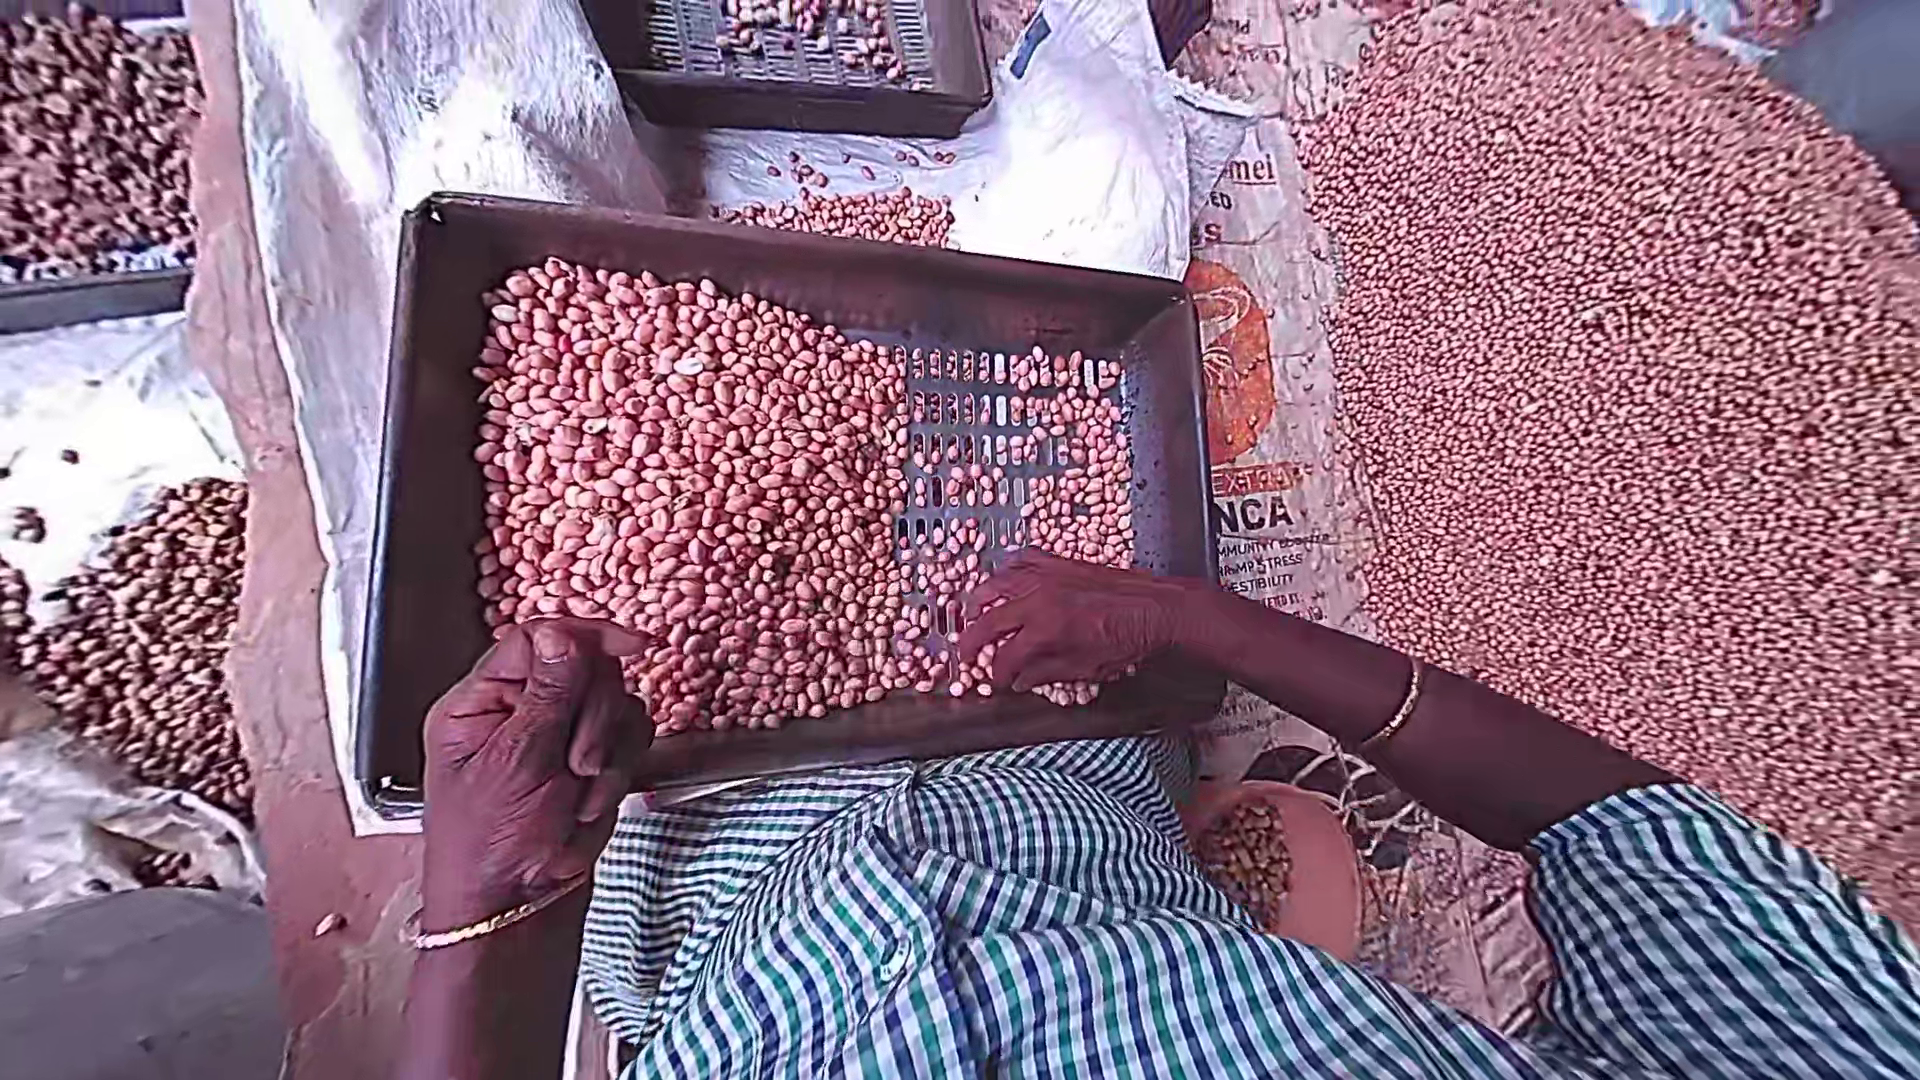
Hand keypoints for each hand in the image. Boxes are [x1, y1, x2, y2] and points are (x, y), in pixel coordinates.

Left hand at [420, 618, 652, 931]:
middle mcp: (525, 706)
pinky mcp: (597, 748)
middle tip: (581, 762)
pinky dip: (623, 762)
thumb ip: (548, 693)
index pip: (538, 639)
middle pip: (588, 667)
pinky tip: (595, 795)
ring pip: (616, 699)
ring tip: (582, 790)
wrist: (523, 902)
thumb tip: (562, 633)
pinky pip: (632, 729)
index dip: (585, 636)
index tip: (631, 646)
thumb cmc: (494, 840)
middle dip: (595, 716)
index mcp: (483, 702)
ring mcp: (563, 728)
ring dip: (610, 747)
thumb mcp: (518, 762)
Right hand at [957, 550, 1189, 691]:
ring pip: (997, 583)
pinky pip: (1022, 560)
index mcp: (1046, 631)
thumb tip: (1021, 680)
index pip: (1006, 657)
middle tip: (966, 652)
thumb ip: (1047, 673)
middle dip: (972, 641)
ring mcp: (1046, 576)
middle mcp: (1039, 600)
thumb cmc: (1126, 639)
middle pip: (990, 620)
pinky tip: (1005, 580)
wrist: (1154, 607)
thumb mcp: (1086, 667)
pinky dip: (1008, 571)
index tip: (998, 680)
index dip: (997, 673)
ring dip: (980, 600)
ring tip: (972, 612)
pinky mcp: (1058, 562)